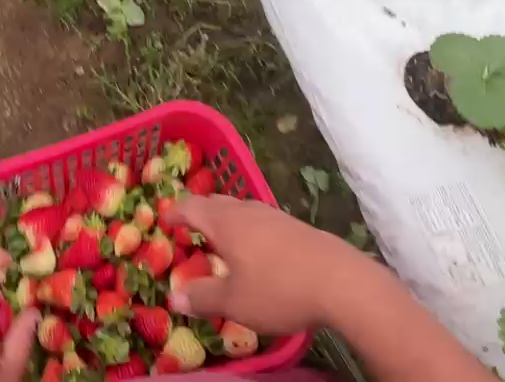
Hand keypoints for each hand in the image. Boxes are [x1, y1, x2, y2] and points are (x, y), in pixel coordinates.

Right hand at [167, 193, 359, 332]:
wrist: (340, 281)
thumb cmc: (279, 289)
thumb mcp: (235, 302)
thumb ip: (202, 297)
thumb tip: (173, 297)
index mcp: (224, 221)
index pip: (190, 207)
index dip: (174, 213)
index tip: (163, 221)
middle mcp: (245, 210)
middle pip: (214, 202)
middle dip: (198, 213)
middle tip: (189, 229)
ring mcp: (272, 214)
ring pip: (239, 208)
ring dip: (224, 219)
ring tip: (221, 239)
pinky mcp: (293, 225)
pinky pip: (259, 218)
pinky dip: (247, 227)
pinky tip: (256, 248)